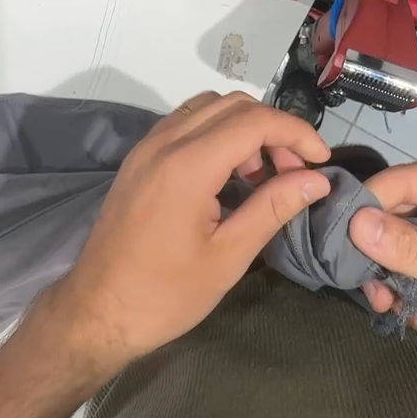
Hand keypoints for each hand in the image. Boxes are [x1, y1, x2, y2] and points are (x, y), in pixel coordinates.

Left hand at [38, 91, 331, 378]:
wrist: (95, 313)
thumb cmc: (164, 294)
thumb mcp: (228, 257)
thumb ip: (273, 208)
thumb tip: (316, 180)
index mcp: (188, 164)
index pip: (255, 121)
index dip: (296, 132)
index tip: (321, 160)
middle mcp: (166, 141)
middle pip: (234, 104)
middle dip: (273, 128)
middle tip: (293, 171)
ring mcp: (149, 145)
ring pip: (209, 105)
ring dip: (244, 126)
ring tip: (261, 172)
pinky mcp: (140, 157)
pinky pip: (187, 121)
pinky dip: (217, 130)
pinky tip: (228, 171)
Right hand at [349, 161, 416, 395]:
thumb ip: (410, 249)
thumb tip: (354, 222)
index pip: (402, 179)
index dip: (369, 201)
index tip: (338, 234)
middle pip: (390, 211)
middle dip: (376, 250)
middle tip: (364, 282)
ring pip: (389, 244)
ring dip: (386, 278)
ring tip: (391, 307)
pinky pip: (400, 270)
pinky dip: (402, 295)